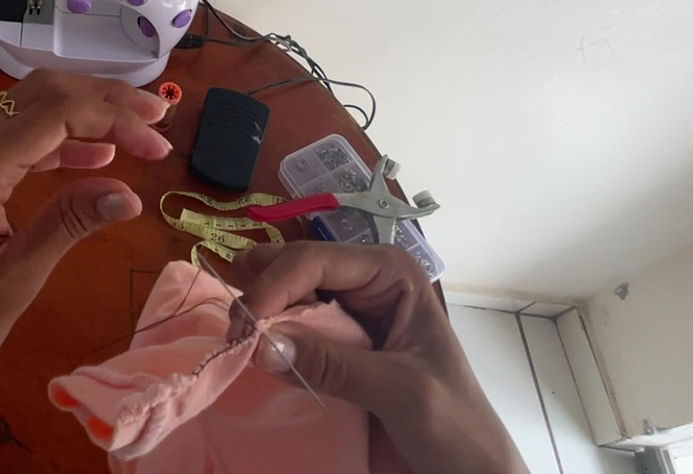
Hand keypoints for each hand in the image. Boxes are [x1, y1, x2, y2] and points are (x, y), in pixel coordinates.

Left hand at [0, 71, 171, 473]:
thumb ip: (69, 223)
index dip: (113, 117)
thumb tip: (130, 193)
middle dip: (102, 98)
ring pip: (30, 110)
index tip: (159, 143)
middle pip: (41, 94)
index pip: (54, 112)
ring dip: (84, 112)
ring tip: (137, 130)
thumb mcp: (16, 280)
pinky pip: (17, 140)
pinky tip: (96, 156)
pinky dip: (60, 140)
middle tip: (156, 117)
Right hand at [229, 242, 528, 473]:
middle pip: (291, 267)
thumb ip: (336, 366)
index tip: (243, 324)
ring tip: (240, 339)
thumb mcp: (403, 395)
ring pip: (282, 289)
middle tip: (234, 332)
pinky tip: (253, 347)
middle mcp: (362, 280)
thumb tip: (263, 344)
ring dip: (258, 310)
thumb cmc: (458, 432)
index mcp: (388, 273)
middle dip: (260, 292)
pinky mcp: (331, 340)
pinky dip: (265, 333)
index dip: (273, 285)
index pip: (314, 260)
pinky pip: (286, 324)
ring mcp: (345, 309)